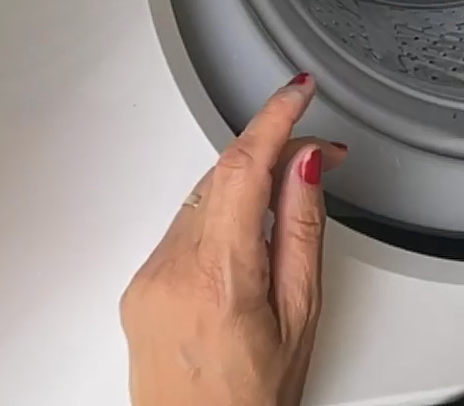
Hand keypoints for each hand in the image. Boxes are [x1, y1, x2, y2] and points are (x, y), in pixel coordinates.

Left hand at [121, 75, 345, 405]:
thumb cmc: (253, 399)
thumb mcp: (301, 311)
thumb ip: (302, 227)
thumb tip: (306, 162)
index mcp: (217, 278)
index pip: (242, 169)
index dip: (274, 118)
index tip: (299, 89)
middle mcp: (170, 271)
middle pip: (223, 174)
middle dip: (275, 147)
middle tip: (323, 152)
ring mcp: (148, 277)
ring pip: (206, 192)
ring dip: (252, 175)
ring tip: (297, 184)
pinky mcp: (140, 284)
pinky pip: (190, 219)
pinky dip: (228, 204)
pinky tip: (256, 220)